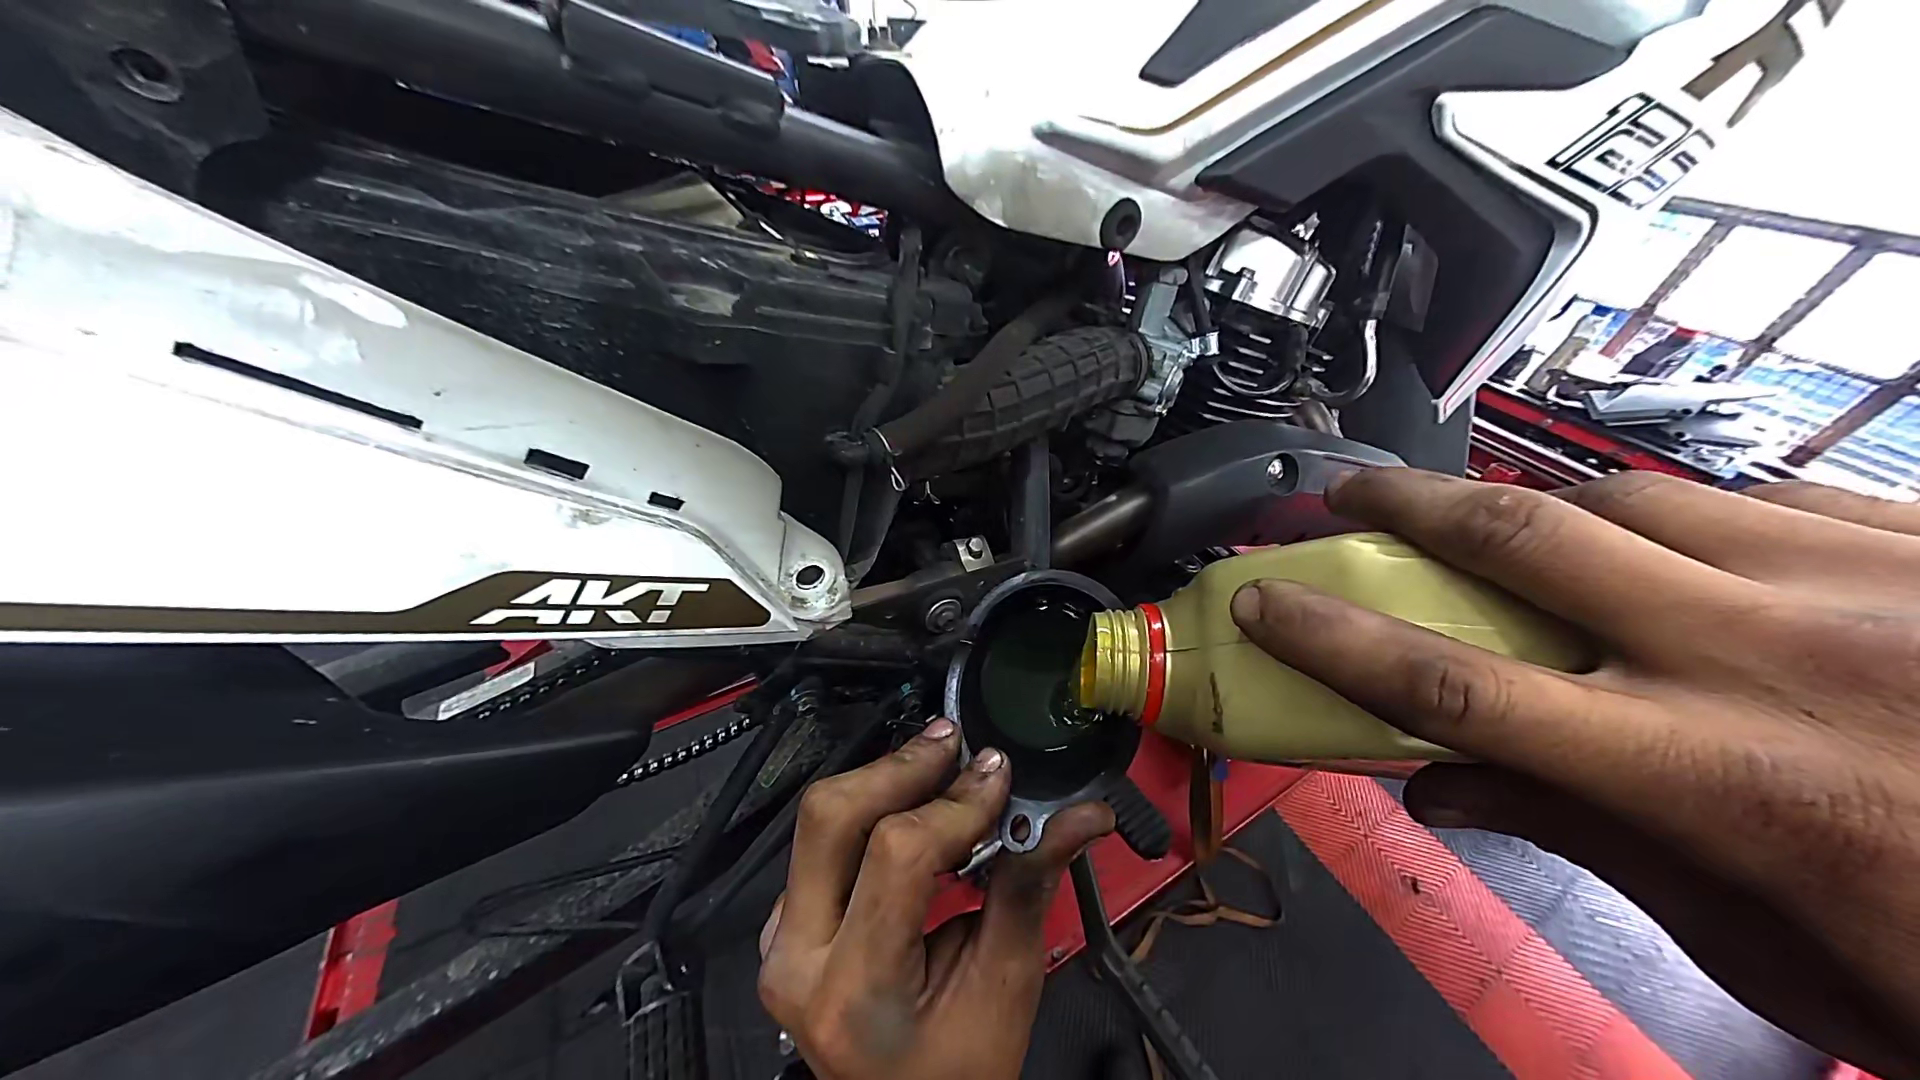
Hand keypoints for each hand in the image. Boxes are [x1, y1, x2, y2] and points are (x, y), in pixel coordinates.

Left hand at [758, 718, 1113, 1079]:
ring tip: (940, 759)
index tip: (998, 774)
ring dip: (884, 777)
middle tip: (954, 743)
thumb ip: (1029, 887)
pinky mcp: (790, 917)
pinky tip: (913, 796)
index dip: (956, 803)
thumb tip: (1078, 815)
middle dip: (900, 766)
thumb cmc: (958, 1071)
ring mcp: (783, 936)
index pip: (899, 854)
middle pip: (832, 817)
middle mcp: (798, 958)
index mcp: (854, 991)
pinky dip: (871, 804)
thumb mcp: (1004, 988)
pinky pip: (824, 838)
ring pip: (820, 818)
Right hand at [1230, 470, 1919, 1076]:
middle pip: (1522, 535)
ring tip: (1505, 525)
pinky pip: (1754, 495)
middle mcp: (1772, 654)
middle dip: (1407, 503)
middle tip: (1346, 490)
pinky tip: (1668, 542)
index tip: (1261, 597)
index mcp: (1714, 776)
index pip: (1450, 688)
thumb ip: (1580, 840)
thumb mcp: (1767, 951)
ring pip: (1629, 495)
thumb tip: (1432, 787)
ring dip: (1535, 506)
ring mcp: (1874, 578)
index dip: (1331, 636)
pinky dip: (1671, 513)